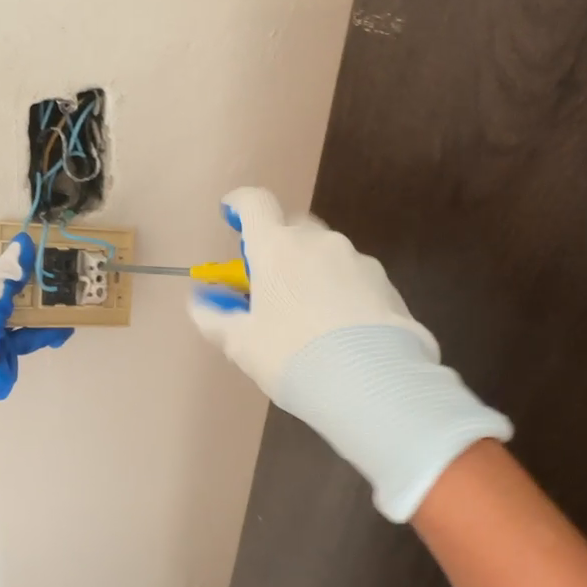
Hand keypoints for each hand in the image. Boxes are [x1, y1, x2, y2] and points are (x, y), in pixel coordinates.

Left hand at [0, 233, 73, 454]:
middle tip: (51, 269)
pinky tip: (63, 328)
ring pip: (14, 312)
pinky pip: (22, 335)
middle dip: (26, 282)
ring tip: (64, 297)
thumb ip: (7, 272)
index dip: (1, 255)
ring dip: (37, 307)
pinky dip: (40, 332)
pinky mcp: (0, 348)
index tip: (27, 246)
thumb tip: (21, 244)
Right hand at [188, 187, 511, 520]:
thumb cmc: (291, 356)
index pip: (254, 204)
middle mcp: (318, 243)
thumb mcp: (241, 344)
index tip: (231, 215)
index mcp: (276, 248)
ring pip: (326, 255)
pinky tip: (340, 329)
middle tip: (270, 282)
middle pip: (293, 228)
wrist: (372, 383)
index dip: (240, 204)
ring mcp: (358, 261)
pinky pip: (354, 279)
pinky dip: (342, 292)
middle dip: (279, 246)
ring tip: (309, 316)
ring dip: (313, 272)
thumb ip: (215, 318)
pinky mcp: (388, 285)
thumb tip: (199, 303)